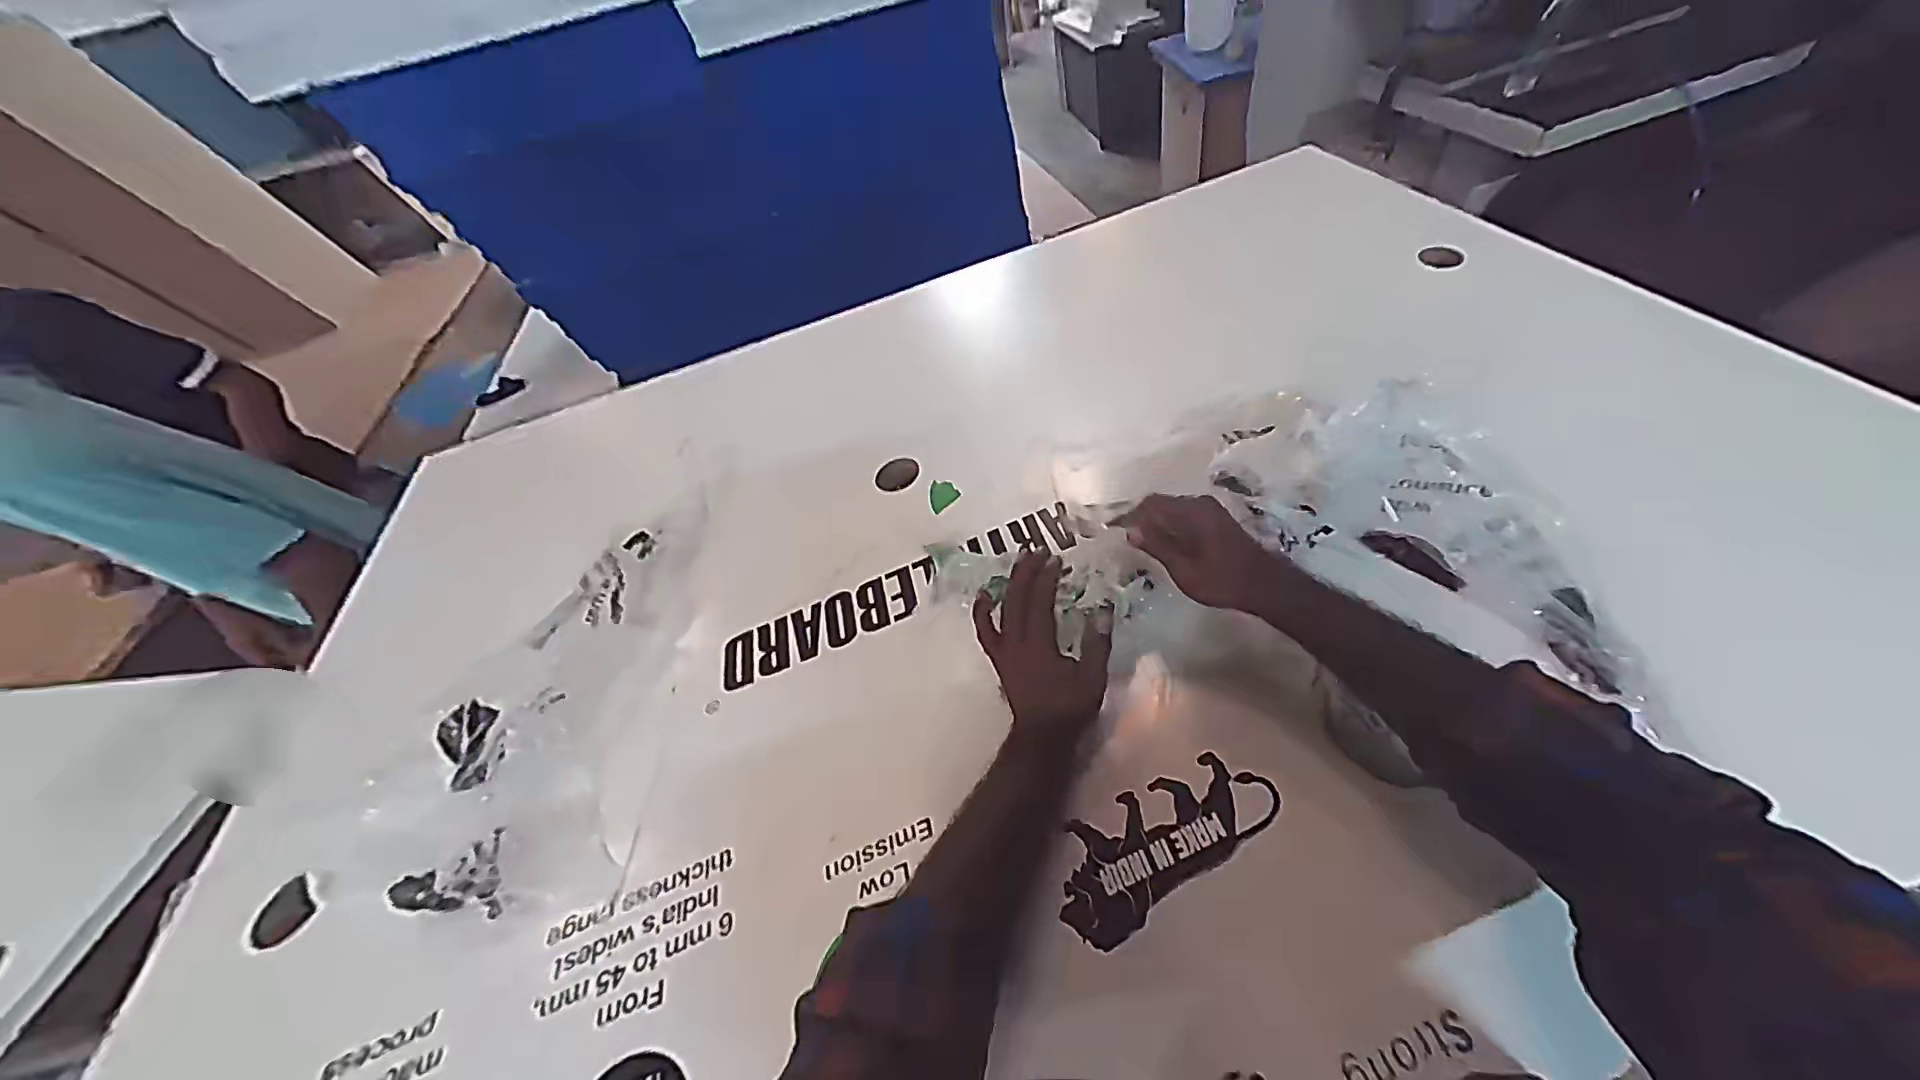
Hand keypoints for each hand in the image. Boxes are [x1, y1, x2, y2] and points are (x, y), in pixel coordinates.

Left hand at [973, 550, 1112, 745]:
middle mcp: (1016, 642)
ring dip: (1009, 584)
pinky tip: (985, 596)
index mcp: (1039, 644)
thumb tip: (1102, 608)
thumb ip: (1097, 642)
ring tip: (1017, 563)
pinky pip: (985, 630)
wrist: (1042, 737)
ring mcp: (1003, 650)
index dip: (1047, 578)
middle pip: (1017, 598)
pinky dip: (983, 611)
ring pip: (1001, 609)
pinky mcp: (998, 658)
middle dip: (1027, 572)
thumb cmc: (1069, 708)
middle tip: (1038, 551)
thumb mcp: (1092, 677)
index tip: (1057, 560)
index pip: (1039, 601)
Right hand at [1121, 493, 1284, 612]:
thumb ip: (1157, 546)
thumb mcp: (1183, 568)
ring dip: (1155, 521)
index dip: (1129, 515)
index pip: (1150, 504)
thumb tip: (1130, 529)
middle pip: (1160, 503)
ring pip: (1172, 508)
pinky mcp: (1215, 520)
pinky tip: (1164, 542)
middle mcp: (1200, 503)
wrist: (1265, 585)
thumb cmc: (1222, 580)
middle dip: (1140, 517)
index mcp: (1191, 511)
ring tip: (1141, 542)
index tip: (1112, 530)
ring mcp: (1210, 510)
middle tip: (1124, 537)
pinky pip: (1183, 515)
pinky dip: (1169, 525)